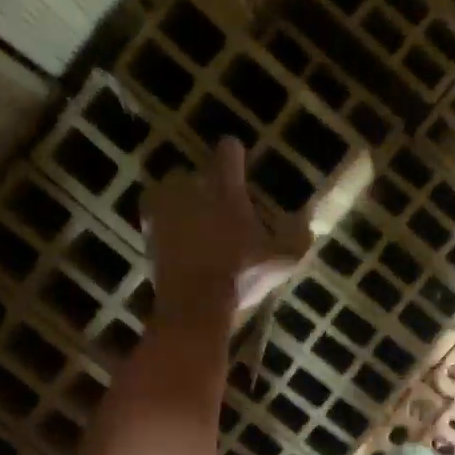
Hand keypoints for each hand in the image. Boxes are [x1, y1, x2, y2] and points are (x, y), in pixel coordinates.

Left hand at [145, 137, 307, 321]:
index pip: (228, 149)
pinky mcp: (146, 228)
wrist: (194, 305)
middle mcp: (191, 185)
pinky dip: (164, 220)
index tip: (241, 169)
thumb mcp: (283, 259)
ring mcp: (165, 206)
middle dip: (209, 185)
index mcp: (225, 186)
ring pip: (172, 188)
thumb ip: (299, 234)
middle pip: (198, 171)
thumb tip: (307, 217)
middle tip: (222, 210)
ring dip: (182, 199)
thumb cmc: (242, 275)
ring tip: (195, 221)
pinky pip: (154, 212)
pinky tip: (176, 237)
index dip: (235, 156)